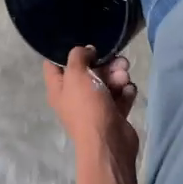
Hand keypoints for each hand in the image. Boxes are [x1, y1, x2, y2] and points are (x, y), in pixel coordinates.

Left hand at [43, 46, 139, 179]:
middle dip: (104, 62)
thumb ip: (78, 55)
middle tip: (117, 59)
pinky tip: (128, 91)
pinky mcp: (113, 114)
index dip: (64, 50)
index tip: (80, 40)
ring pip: (107, 80)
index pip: (54, 64)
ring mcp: (95, 106)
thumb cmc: (87, 107)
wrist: (109, 143)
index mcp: (59, 89)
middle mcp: (75, 96)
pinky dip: (125, 91)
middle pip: (88, 70)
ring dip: (118, 75)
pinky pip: (120, 95)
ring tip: (124, 76)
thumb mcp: (76, 74)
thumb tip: (87, 51)